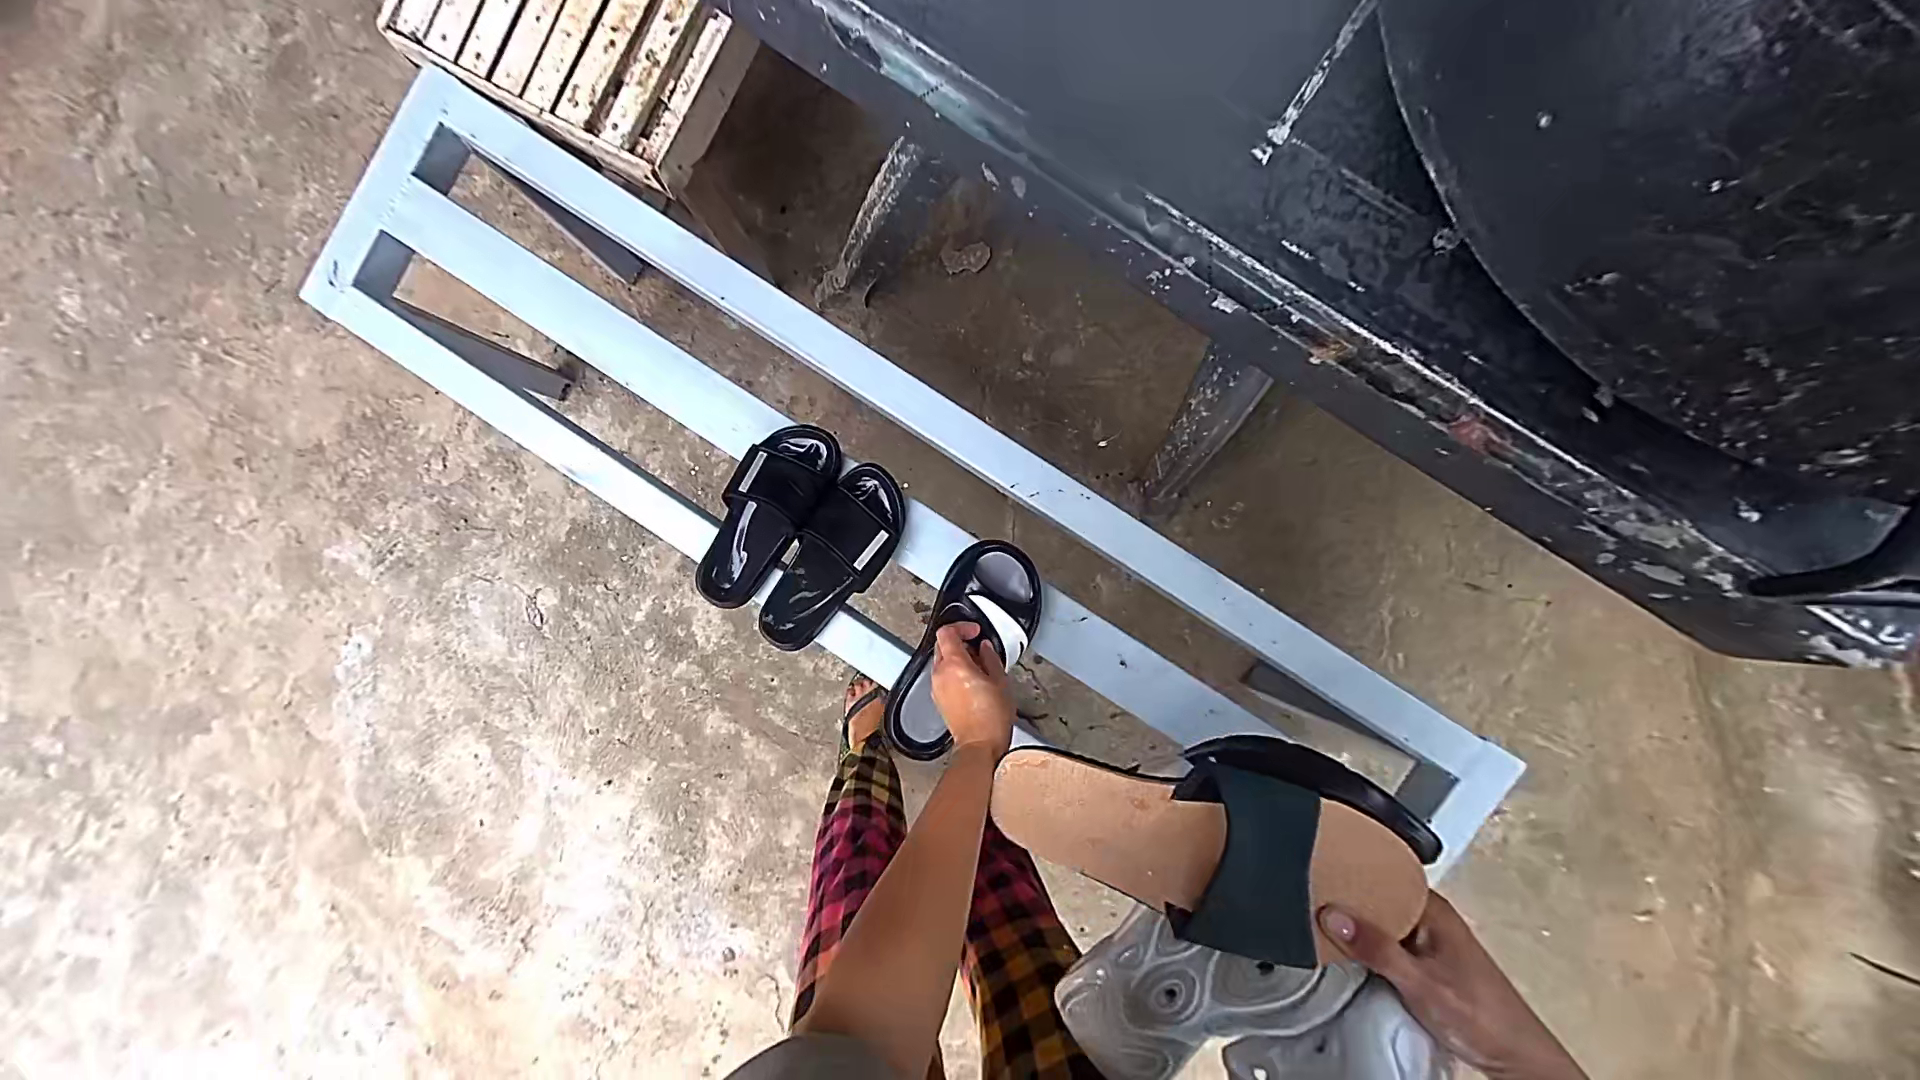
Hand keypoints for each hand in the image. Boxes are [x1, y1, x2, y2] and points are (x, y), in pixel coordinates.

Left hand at [929, 622, 1014, 760]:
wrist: (979, 746)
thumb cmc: (990, 719)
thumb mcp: (1000, 681)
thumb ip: (990, 657)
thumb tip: (985, 648)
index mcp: (954, 665)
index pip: (947, 632)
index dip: (962, 626)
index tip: (974, 631)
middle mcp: (940, 674)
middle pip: (942, 644)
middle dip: (960, 641)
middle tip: (978, 647)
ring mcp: (936, 687)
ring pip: (941, 660)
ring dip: (957, 656)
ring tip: (978, 665)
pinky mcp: (938, 698)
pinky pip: (942, 675)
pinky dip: (954, 671)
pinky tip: (971, 680)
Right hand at [1319, 892, 1585, 1079]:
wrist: (1518, 1062)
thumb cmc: (1485, 1020)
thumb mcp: (1422, 984)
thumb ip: (1377, 949)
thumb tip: (1332, 915)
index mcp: (1430, 906)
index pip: (1377, 875)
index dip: (1344, 874)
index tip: (1312, 877)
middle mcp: (1426, 914)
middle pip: (1373, 896)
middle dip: (1344, 901)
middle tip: (1309, 902)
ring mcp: (1423, 935)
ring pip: (1376, 919)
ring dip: (1354, 925)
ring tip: (1322, 924)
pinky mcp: (1420, 956)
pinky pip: (1381, 937)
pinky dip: (1363, 942)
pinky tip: (1348, 949)